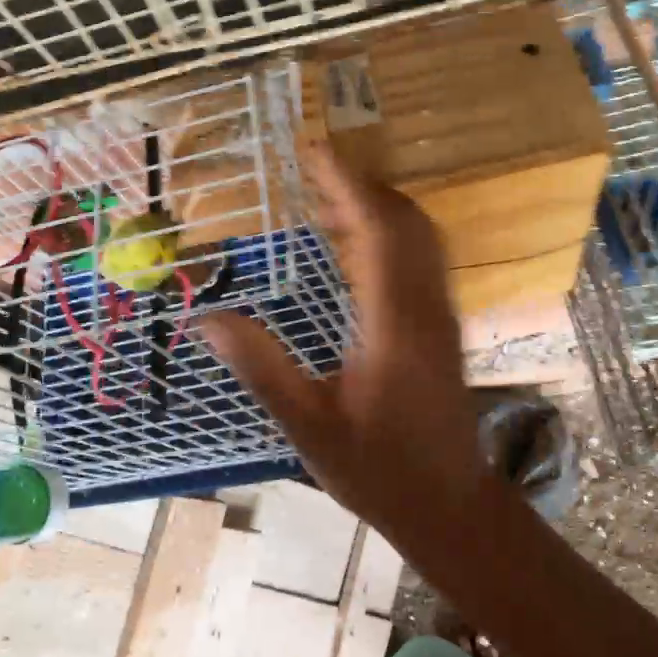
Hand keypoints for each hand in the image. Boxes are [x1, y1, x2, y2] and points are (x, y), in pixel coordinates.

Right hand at [199, 144, 487, 541]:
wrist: (449, 505)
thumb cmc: (377, 469)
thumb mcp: (308, 425)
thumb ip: (261, 367)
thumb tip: (207, 318)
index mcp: (392, 323)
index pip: (376, 231)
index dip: (346, 184)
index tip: (314, 151)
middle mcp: (424, 306)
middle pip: (405, 221)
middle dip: (361, 185)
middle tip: (314, 167)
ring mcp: (441, 314)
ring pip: (420, 236)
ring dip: (377, 206)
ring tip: (326, 197)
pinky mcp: (443, 325)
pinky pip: (420, 258)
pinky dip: (389, 233)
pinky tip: (353, 247)